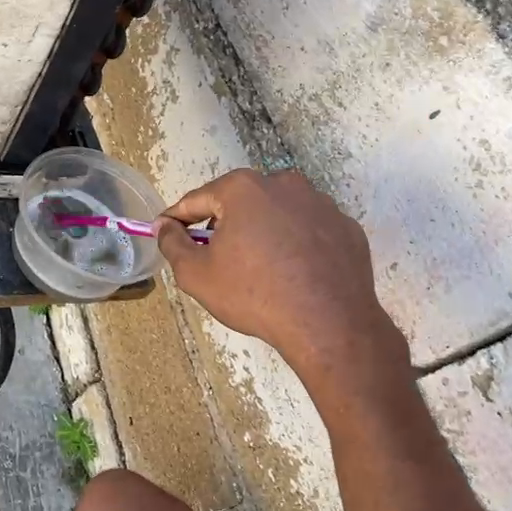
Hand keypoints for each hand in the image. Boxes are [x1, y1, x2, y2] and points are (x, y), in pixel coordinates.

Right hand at [156, 169, 409, 399]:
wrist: (330, 325)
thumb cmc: (254, 294)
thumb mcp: (195, 274)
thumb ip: (172, 243)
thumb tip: (164, 226)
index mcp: (243, 189)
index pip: (197, 199)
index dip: (177, 218)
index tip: (167, 232)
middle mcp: (284, 184)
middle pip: (239, 202)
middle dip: (223, 224)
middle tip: (215, 256)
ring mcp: (321, 205)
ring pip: (276, 213)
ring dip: (261, 231)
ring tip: (257, 267)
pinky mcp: (347, 228)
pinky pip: (308, 230)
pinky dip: (296, 244)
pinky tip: (292, 273)